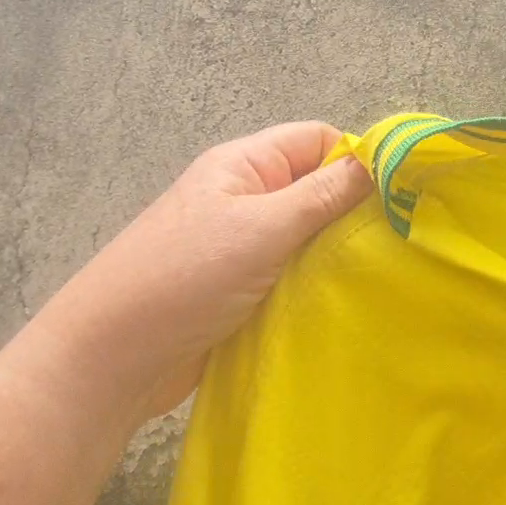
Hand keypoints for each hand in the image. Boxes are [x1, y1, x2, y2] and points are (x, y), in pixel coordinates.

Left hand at [30, 122, 372, 419]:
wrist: (108, 364)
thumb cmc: (184, 278)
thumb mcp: (261, 228)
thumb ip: (323, 194)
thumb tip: (380, 160)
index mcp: (245, 165)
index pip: (317, 139)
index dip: (357, 157)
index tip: (397, 193)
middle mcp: (246, 196)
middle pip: (316, 186)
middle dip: (353, 208)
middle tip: (397, 239)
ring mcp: (243, 244)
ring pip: (309, 233)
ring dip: (337, 250)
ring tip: (380, 271)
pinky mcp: (243, 288)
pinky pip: (293, 271)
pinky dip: (317, 281)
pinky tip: (346, 298)